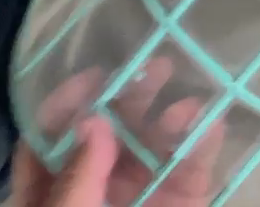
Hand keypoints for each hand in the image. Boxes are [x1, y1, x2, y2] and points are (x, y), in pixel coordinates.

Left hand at [13, 58, 222, 206]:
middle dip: (130, 99)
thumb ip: (75, 181)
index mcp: (53, 199)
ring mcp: (146, 192)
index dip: (66, 108)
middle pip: (111, 132)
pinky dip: (203, 138)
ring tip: (184, 106)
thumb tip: (94, 121)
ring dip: (171, 116)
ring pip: (157, 142)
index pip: (51, 144)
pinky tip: (207, 123)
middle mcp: (98, 189)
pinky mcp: (187, 194)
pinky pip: (195, 162)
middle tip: (156, 67)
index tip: (94, 75)